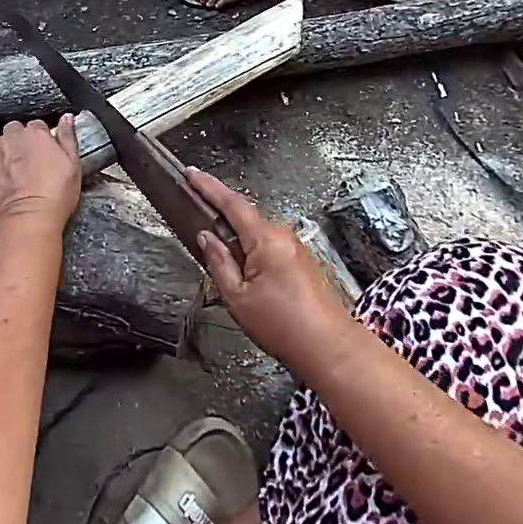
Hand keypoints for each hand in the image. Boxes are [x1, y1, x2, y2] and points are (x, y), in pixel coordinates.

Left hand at [0, 115, 81, 225]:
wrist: (29, 217)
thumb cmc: (54, 196)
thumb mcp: (72, 165)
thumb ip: (68, 138)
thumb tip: (66, 118)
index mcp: (37, 134)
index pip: (36, 127)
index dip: (38, 141)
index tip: (39, 154)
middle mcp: (13, 136)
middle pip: (13, 130)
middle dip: (17, 142)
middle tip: (22, 163)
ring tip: (3, 166)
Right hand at [188, 168, 359, 375]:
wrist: (331, 350)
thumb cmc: (286, 327)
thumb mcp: (237, 297)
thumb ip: (218, 261)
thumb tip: (206, 237)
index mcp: (265, 240)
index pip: (231, 203)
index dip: (208, 186)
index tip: (191, 173)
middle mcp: (282, 236)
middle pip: (243, 217)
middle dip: (220, 218)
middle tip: (197, 222)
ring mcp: (294, 247)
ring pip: (255, 234)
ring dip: (237, 240)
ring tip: (224, 265)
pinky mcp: (300, 260)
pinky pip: (268, 246)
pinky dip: (251, 251)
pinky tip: (245, 274)